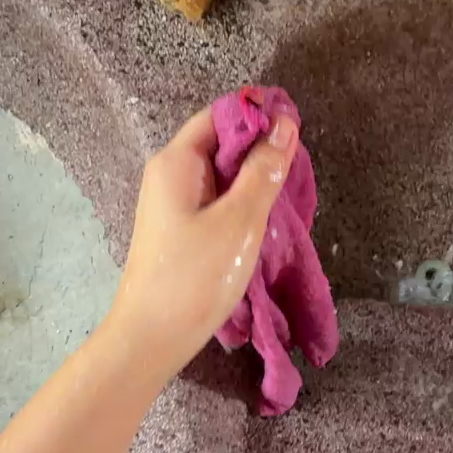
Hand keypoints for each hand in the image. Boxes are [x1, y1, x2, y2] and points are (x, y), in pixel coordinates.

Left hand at [109, 106, 298, 362]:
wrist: (154, 336)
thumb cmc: (196, 276)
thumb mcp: (239, 221)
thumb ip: (264, 172)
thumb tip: (285, 125)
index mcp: (177, 162)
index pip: (220, 116)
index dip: (257, 117)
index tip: (295, 133)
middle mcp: (170, 176)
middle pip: (220, 144)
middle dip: (260, 153)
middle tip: (297, 174)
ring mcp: (174, 205)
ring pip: (222, 177)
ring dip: (254, 183)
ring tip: (286, 201)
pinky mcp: (181, 232)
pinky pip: (217, 203)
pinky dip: (242, 206)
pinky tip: (264, 225)